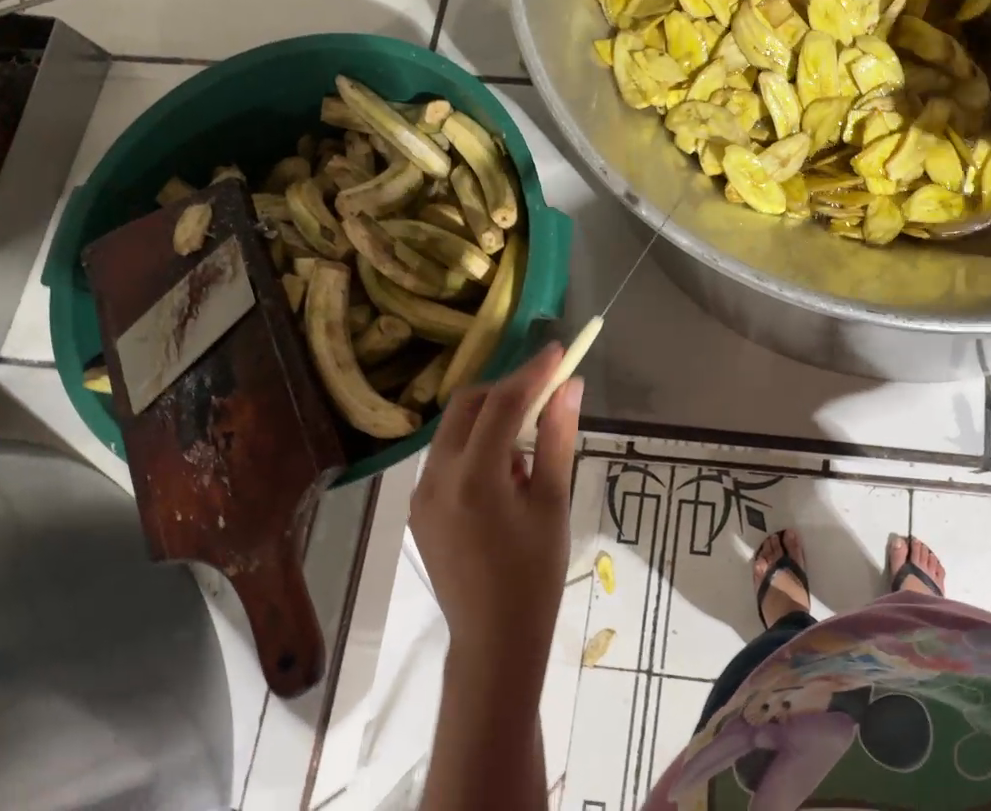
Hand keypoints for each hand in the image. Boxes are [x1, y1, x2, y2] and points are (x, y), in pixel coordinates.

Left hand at [409, 343, 582, 658]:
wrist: (493, 638)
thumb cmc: (535, 573)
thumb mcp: (553, 501)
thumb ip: (557, 437)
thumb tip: (571, 387)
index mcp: (474, 476)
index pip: (503, 403)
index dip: (534, 372)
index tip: (560, 352)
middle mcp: (436, 476)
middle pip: (467, 406)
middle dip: (506, 389)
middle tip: (545, 391)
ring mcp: (421, 493)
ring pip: (454, 430)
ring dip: (490, 418)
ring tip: (529, 444)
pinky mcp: (419, 509)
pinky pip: (446, 458)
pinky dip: (475, 447)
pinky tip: (504, 474)